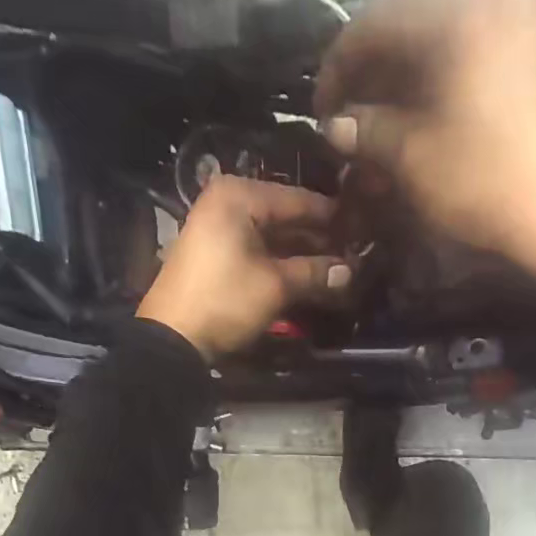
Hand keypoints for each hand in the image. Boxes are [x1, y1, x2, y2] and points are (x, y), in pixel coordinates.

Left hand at [137, 176, 350, 360]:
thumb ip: (315, 272)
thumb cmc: (225, 301)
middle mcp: (227, 203)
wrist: (172, 339)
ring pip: (273, 236)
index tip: (363, 228)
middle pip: (285, 217)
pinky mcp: (216, 254)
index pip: (298, 199)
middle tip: (354, 252)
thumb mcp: (275, 285)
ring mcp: (219, 228)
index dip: (332, 217)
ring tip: (337, 269)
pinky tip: (309, 277)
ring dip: (303, 254)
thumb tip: (350, 271)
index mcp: (239, 196)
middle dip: (318, 238)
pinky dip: (282, 263)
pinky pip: (258, 250)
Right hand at [315, 0, 535, 273]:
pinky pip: (473, 51)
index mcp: (457, 7)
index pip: (372, 22)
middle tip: (352, 125)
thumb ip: (366, 130)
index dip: (337, 69)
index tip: (323, 114)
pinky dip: (441, 83)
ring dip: (404, 85)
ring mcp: (524, 14)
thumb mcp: (412, 156)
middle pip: (408, 24)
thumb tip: (336, 125)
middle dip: (372, 78)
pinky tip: (425, 122)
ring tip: (384, 134)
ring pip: (440, 40)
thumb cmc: (484, 179)